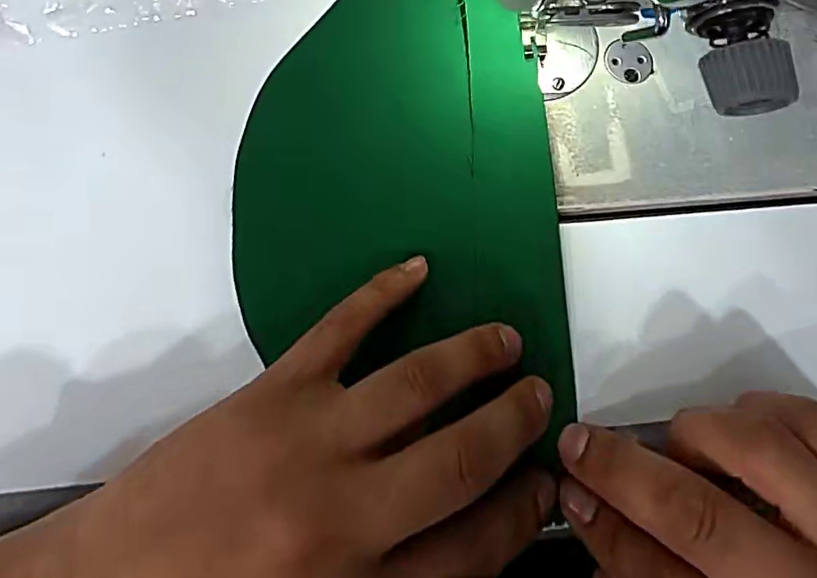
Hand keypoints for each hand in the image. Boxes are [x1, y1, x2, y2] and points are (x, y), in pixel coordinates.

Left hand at [0, 257, 554, 577]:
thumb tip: (470, 535)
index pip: (471, 550)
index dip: (519, 513)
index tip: (542, 483)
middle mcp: (345, 513)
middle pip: (459, 459)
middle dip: (512, 424)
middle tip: (541, 395)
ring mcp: (310, 438)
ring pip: (417, 386)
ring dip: (471, 355)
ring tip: (506, 339)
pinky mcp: (274, 389)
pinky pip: (342, 327)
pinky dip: (383, 292)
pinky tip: (417, 268)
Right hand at [557, 392, 816, 577]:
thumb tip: (609, 526)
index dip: (609, 528)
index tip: (571, 486)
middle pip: (704, 515)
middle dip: (627, 469)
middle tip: (583, 443)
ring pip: (763, 448)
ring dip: (700, 433)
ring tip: (682, 449)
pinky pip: (815, 422)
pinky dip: (764, 409)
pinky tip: (743, 422)